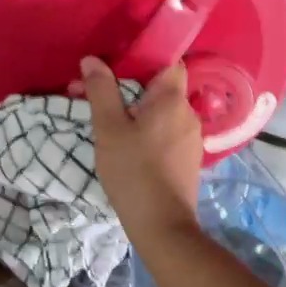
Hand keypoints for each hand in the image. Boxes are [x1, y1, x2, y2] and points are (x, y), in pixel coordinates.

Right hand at [80, 56, 201, 239]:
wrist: (163, 228)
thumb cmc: (134, 171)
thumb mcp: (108, 128)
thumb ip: (101, 90)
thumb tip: (92, 60)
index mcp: (172, 99)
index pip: (169, 61)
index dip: (146, 58)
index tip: (119, 65)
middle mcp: (188, 113)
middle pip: (162, 87)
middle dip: (132, 86)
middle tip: (101, 96)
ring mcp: (192, 138)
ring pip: (164, 111)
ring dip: (139, 110)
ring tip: (110, 122)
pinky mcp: (188, 159)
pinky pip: (168, 131)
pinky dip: (150, 129)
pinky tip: (129, 144)